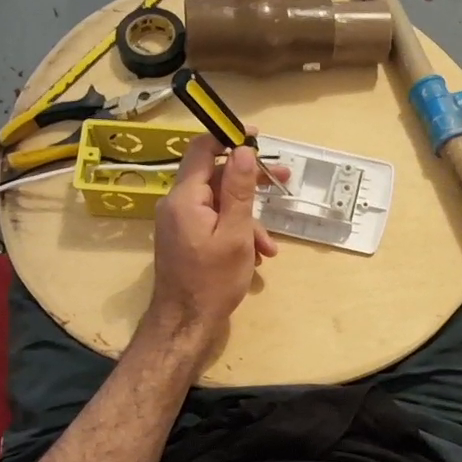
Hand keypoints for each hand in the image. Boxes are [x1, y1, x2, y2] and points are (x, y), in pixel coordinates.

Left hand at [139, 132, 280, 354]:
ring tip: (269, 247)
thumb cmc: (212, 281)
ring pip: (219, 204)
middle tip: (284, 181)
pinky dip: (235, 233)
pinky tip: (254, 256)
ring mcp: (179, 223)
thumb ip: (239, 190)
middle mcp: (177, 204)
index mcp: (184, 197)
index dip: (229, 137)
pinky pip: (213, 223)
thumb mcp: (234, 234)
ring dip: (247, 219)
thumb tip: (243, 149)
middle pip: (215, 177)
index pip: (202, 149)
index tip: (258, 138)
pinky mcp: (185, 239)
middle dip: (250, 183)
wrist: (185, 325)